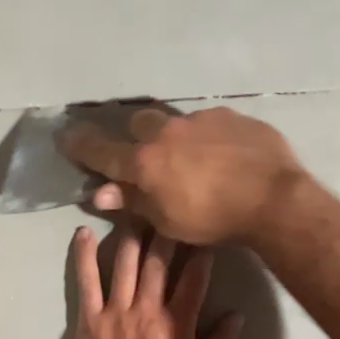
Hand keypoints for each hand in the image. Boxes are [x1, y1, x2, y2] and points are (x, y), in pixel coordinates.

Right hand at [59, 107, 310, 245]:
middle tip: (146, 157)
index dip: (82, 145)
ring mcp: (202, 119)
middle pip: (140, 124)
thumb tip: (99, 193)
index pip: (102, 150)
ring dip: (177, 138)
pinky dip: (210, 139)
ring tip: (195, 162)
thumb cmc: (213, 220)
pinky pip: (212, 124)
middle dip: (137, 137)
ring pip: (178, 122)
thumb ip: (133, 202)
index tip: (67, 138)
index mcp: (145, 161)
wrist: (272, 198)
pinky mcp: (233, 117)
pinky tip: (225, 158)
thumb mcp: (167, 221)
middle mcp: (168, 131)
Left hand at [69, 225, 241, 338]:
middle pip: (158, 262)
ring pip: (125, 263)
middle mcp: (147, 308)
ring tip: (133, 210)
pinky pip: (87, 280)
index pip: (194, 279)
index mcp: (176, 322)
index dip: (201, 254)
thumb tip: (238, 316)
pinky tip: (85, 232)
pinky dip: (84, 255)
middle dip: (166, 232)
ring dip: (131, 234)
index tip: (204, 233)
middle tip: (168, 208)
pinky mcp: (90, 315)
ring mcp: (116, 310)